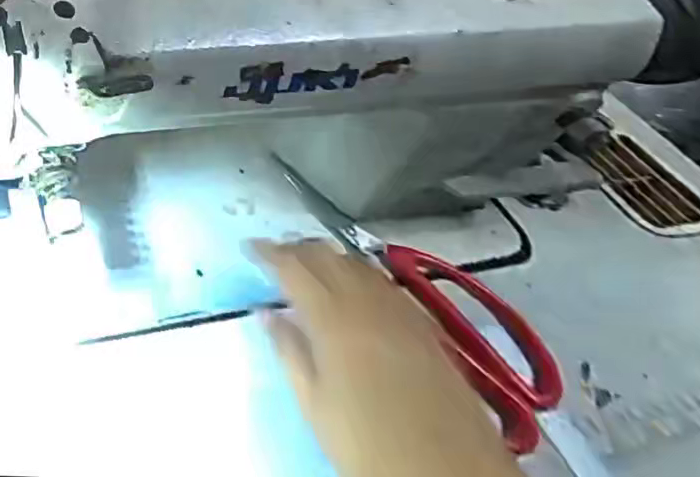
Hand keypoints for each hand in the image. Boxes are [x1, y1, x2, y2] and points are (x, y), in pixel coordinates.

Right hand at [254, 240, 520, 476]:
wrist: (449, 470)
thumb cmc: (369, 443)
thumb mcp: (316, 405)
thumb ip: (289, 351)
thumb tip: (268, 312)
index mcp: (331, 316)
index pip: (292, 266)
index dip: (268, 252)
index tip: (250, 246)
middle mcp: (363, 298)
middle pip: (324, 254)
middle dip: (295, 247)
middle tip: (275, 252)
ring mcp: (396, 304)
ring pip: (353, 259)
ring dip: (327, 253)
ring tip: (309, 261)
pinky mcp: (420, 318)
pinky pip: (379, 277)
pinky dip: (356, 269)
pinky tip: (353, 282)